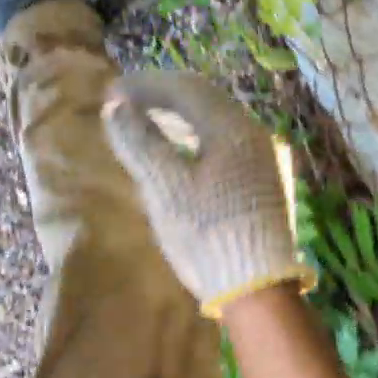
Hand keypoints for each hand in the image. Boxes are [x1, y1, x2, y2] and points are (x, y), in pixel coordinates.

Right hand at [102, 70, 313, 317]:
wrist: (259, 290)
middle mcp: (255, 133)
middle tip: (127, 101)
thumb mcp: (165, 187)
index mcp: (233, 128)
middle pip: (205, 99)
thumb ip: (139, 141)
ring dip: (180, 115)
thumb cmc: (207, 234)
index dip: (145, 86)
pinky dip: (197, 136)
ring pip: (217, 121)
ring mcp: (265, 157)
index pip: (185, 89)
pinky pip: (226, 142)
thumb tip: (115, 106)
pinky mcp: (265, 180)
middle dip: (163, 96)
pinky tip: (180, 150)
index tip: (112, 92)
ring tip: (146, 120)